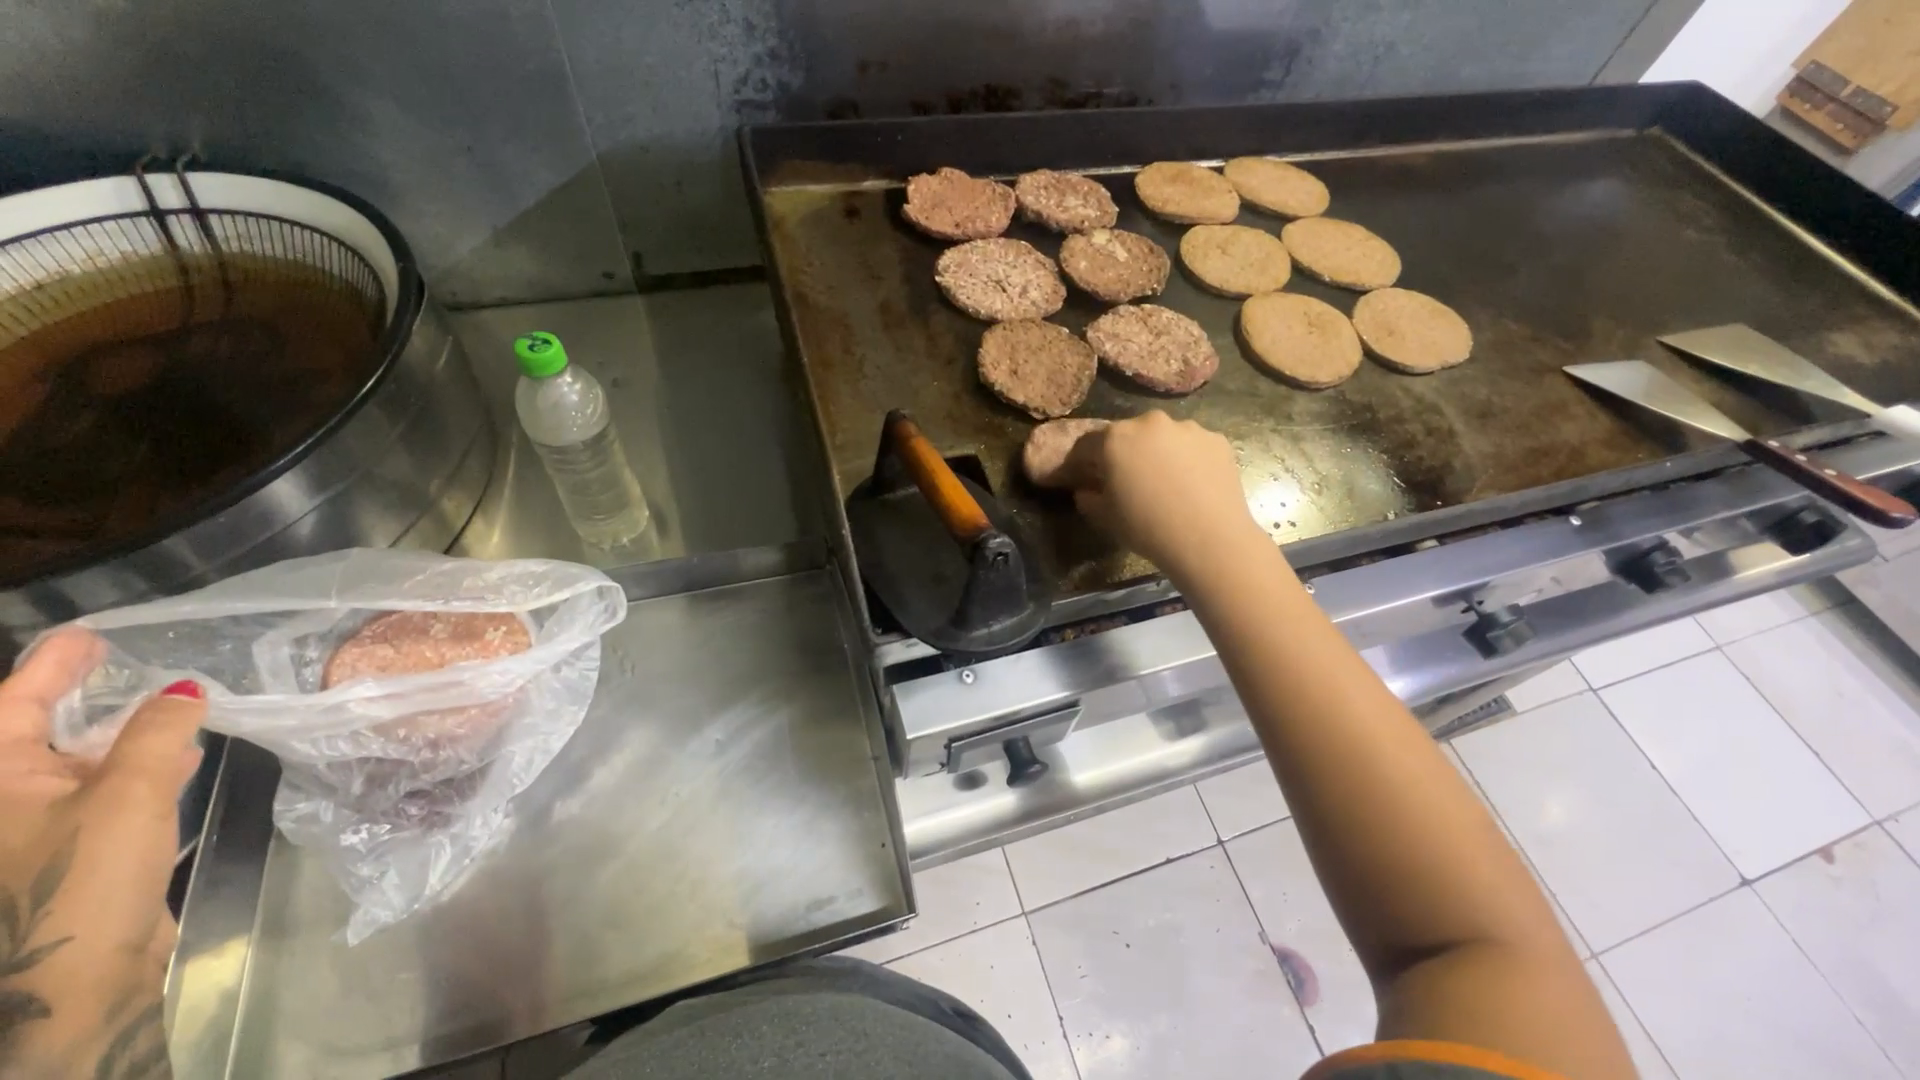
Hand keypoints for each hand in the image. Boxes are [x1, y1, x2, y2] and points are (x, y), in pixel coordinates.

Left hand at [1, 628, 203, 1078]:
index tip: (92, 636)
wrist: (69, 984)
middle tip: (129, 670)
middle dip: (86, 702)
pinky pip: (100, 801)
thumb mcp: (131, 793)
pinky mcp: (68, 864)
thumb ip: (161, 732)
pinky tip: (180, 767)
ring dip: (120, 740)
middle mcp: (4, 804)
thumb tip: (184, 688)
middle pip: (39, 736)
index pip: (13, 705)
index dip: (53, 666)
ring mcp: (31, 837)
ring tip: (173, 714)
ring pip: (75, 770)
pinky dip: (137, 776)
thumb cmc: (80, 877)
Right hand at [1066, 411, 1276, 584]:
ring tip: (1168, 483)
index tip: (1089, 477)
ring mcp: (1188, 428)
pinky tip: (1194, 485)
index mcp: (1115, 437)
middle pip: (1130, 434)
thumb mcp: (1105, 518)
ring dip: (1160, 453)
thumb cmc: (1147, 527)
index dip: (1085, 462)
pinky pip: (1194, 446)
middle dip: (1126, 453)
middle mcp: (1150, 422)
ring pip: (1165, 437)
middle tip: (1131, 481)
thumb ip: (1088, 498)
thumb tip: (1086, 490)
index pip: (1089, 444)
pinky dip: (1190, 460)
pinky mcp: (1217, 439)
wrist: (1209, 539)